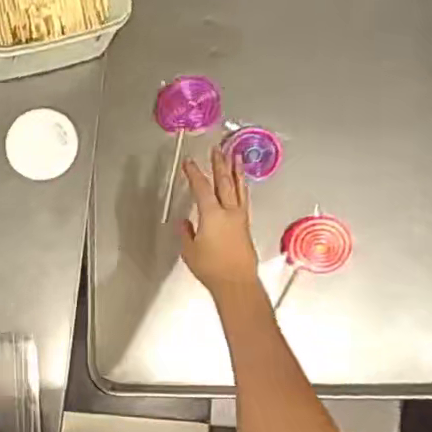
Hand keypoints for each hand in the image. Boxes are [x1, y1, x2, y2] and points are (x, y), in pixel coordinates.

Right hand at [177, 144, 259, 290]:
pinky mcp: (245, 225)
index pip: (202, 188)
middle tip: (217, 150)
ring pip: (238, 188)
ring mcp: (240, 217)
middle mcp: (229, 212)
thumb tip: (186, 223)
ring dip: (235, 171)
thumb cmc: (210, 267)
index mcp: (212, 215)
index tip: (189, 163)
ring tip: (235, 157)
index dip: (194, 174)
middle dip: (219, 165)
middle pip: (224, 182)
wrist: (235, 281)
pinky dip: (242, 187)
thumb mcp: (190, 250)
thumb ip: (187, 233)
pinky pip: (244, 199)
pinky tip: (241, 185)